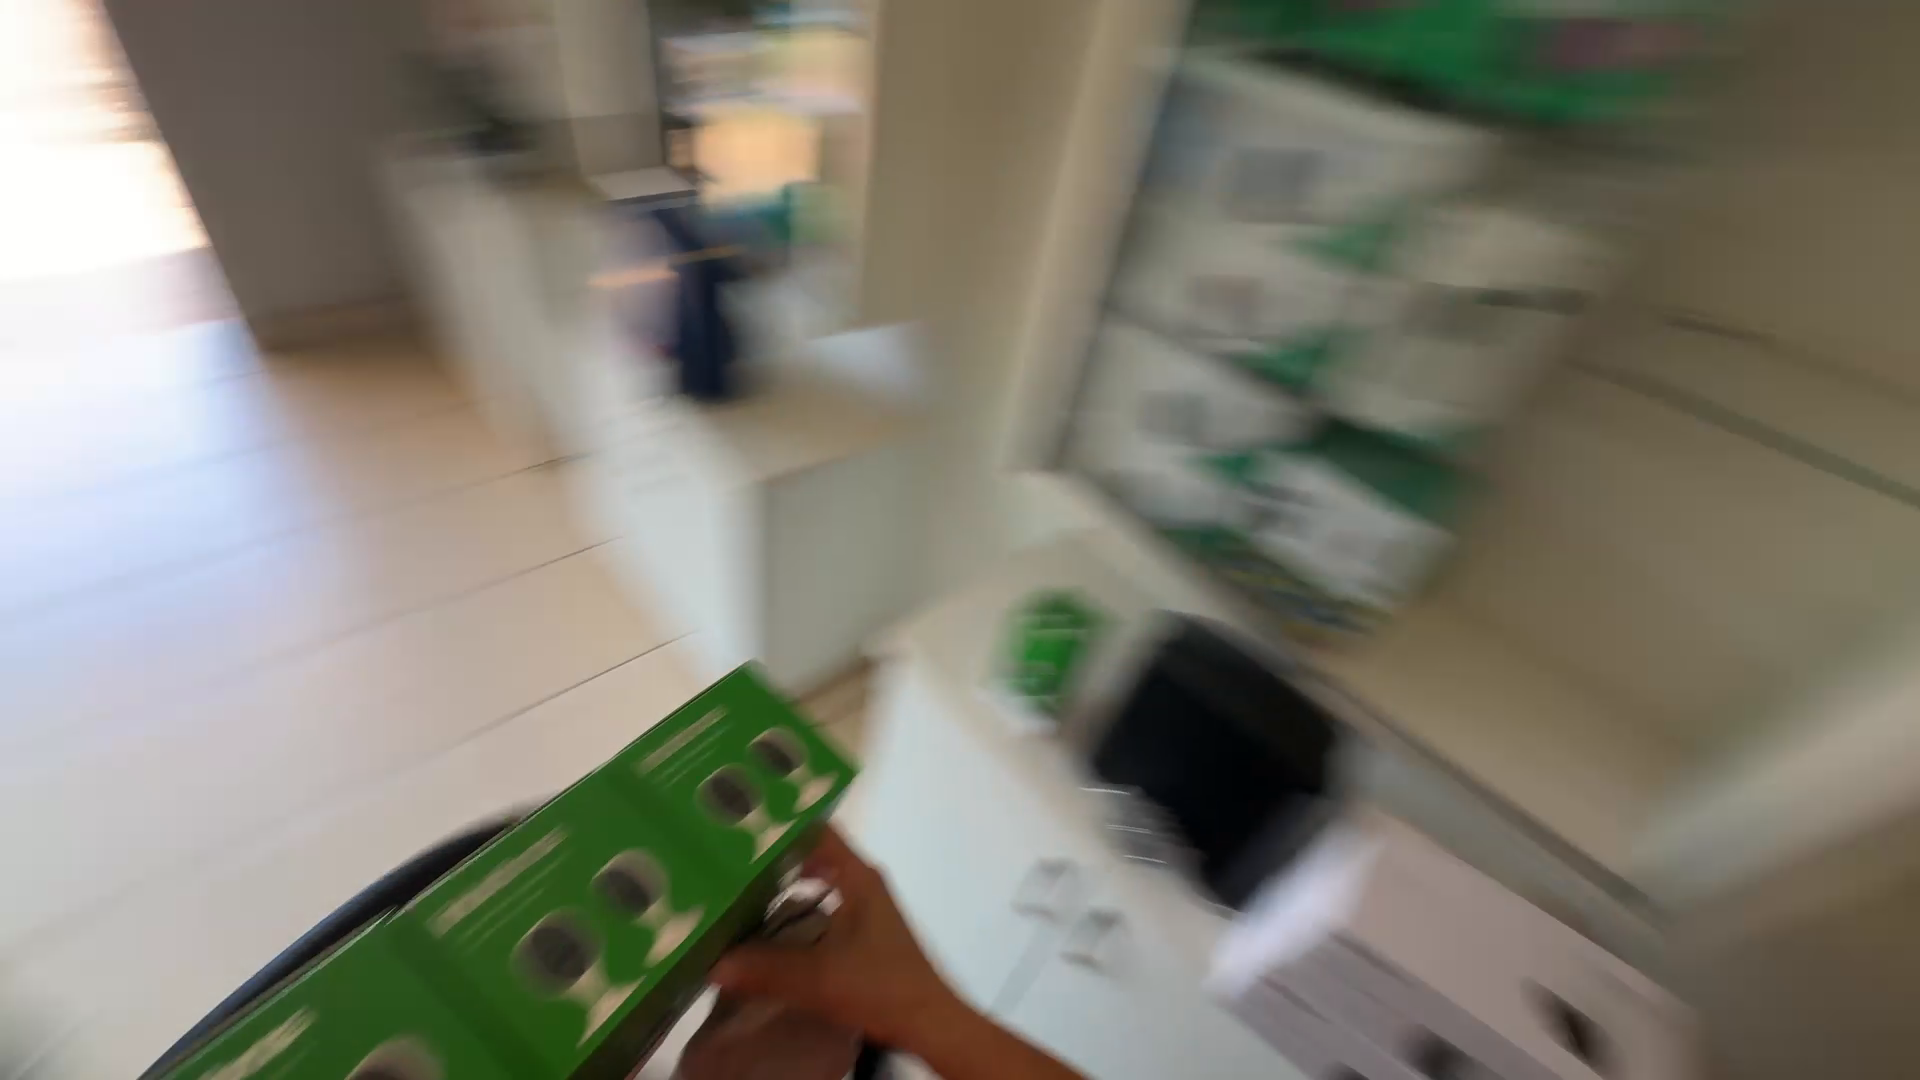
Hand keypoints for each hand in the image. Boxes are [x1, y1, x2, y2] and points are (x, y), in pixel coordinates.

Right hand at [709, 827, 961, 1047]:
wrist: (926, 1018)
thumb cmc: (879, 984)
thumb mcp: (817, 977)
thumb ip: (765, 968)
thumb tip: (712, 962)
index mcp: (858, 874)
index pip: (818, 830)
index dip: (783, 824)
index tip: (745, 826)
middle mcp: (864, 879)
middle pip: (817, 852)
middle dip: (778, 855)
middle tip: (733, 859)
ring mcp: (867, 902)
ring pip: (822, 878)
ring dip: (788, 880)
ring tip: (743, 886)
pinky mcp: (866, 926)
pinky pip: (827, 900)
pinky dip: (801, 904)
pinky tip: (773, 922)